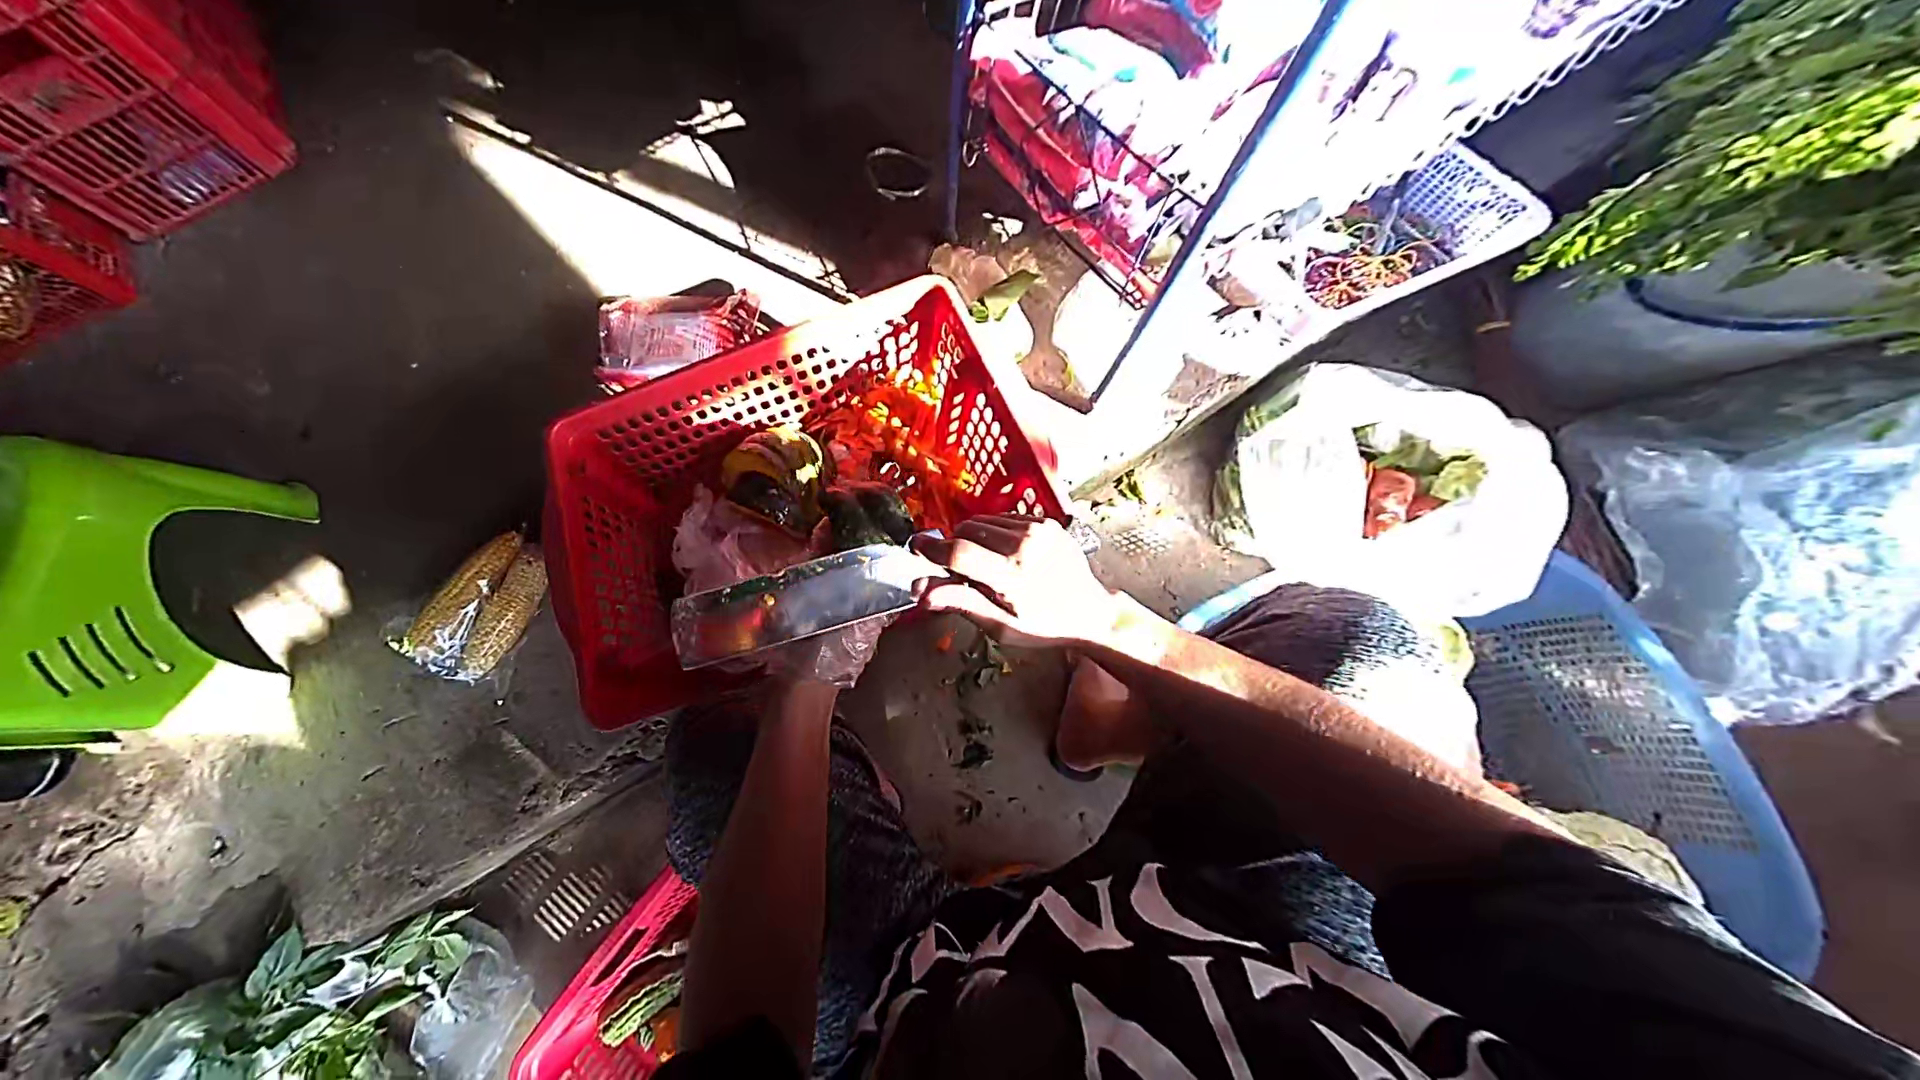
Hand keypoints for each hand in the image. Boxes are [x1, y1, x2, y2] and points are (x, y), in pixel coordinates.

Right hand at [913, 516, 1123, 649]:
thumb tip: (920, 591)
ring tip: (985, 565)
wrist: (1091, 612)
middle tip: (960, 572)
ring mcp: (1038, 528)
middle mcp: (1025, 543)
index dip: (931, 549)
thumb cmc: (1044, 626)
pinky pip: (1003, 518)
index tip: (915, 548)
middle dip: (953, 547)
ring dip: (972, 538)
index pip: (958, 552)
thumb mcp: (1001, 626)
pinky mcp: (1046, 522)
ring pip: (982, 521)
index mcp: (1012, 573)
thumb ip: (961, 603)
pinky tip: (1003, 554)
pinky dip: (993, 532)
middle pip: (966, 531)